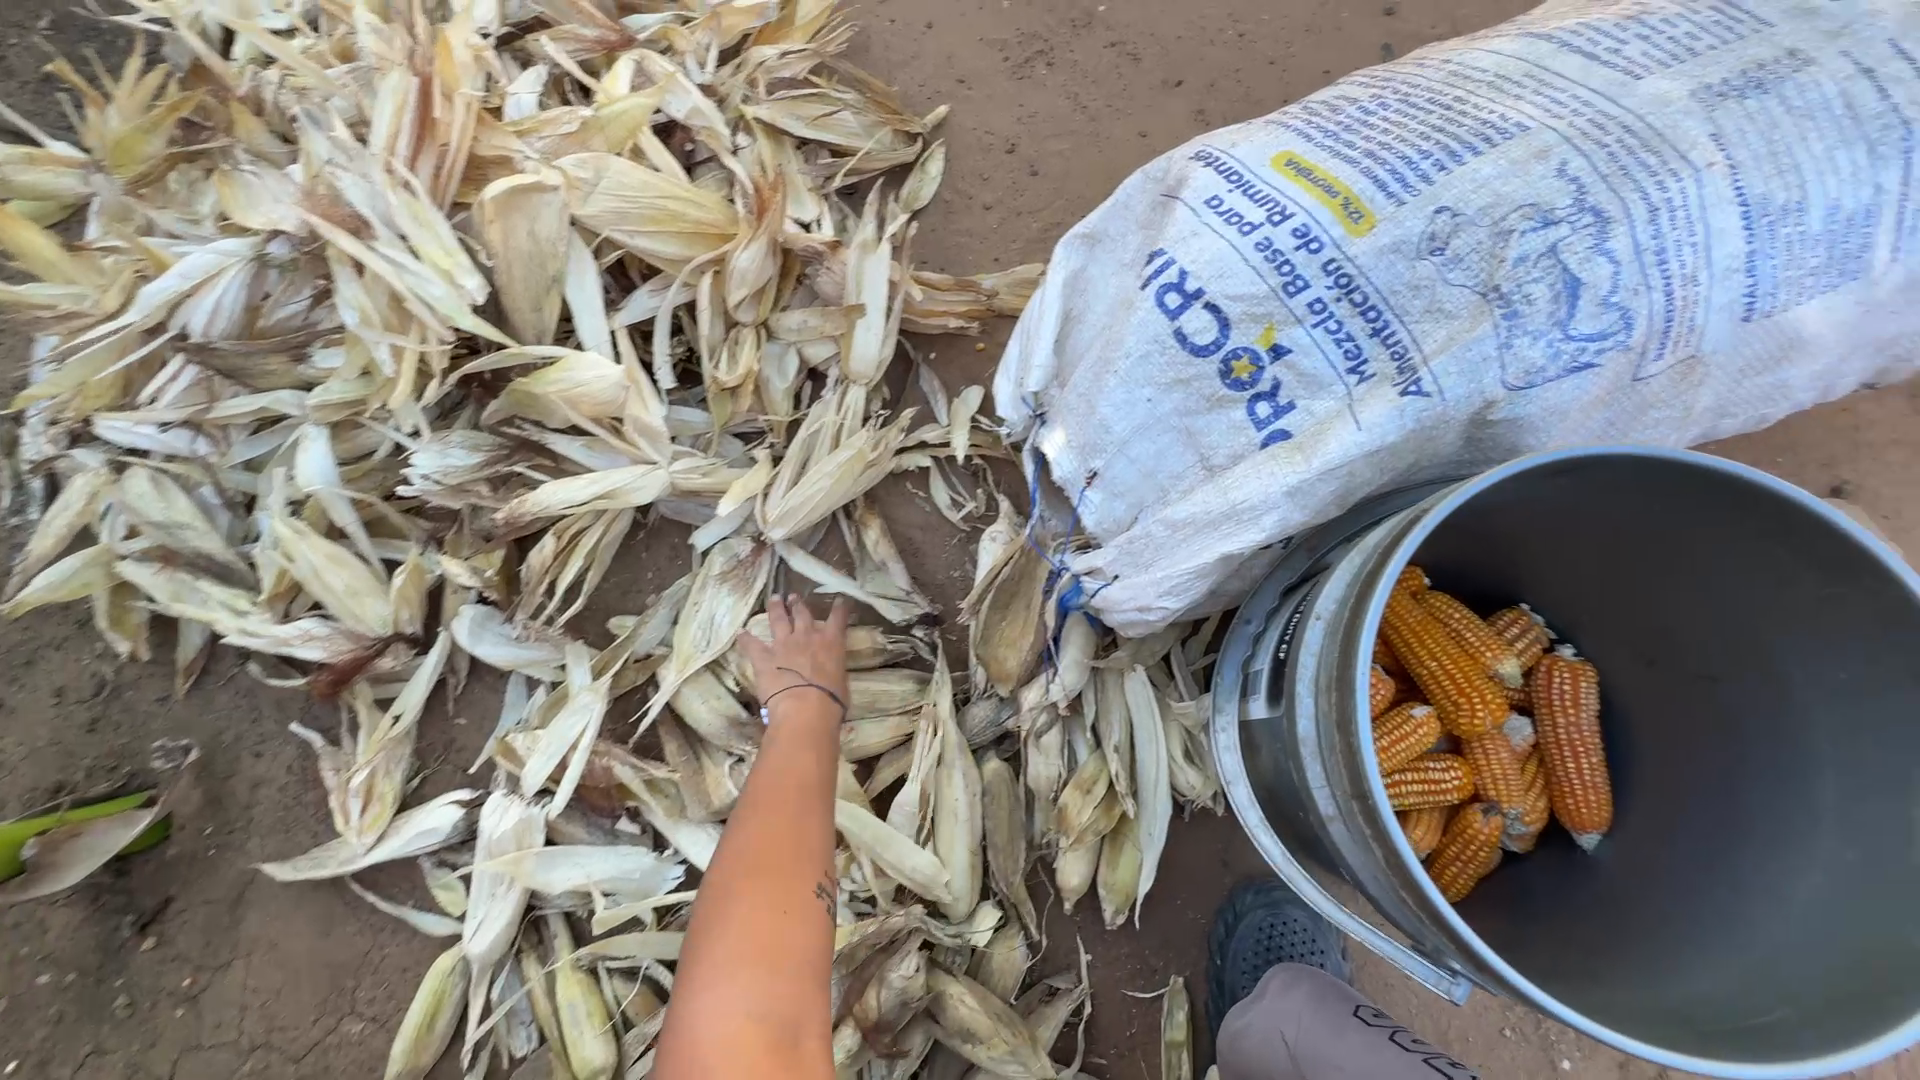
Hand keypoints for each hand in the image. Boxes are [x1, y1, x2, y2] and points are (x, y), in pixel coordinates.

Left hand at [736, 594, 850, 723]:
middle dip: (798, 604)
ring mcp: (783, 644)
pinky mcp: (764, 657)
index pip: (838, 618)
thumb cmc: (831, 699)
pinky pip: (751, 644)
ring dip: (776, 608)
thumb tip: (831, 674)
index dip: (839, 607)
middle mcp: (807, 636)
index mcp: (831, 642)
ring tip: (774, 599)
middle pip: (802, 613)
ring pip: (778, 619)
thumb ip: (834, 671)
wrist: (805, 707)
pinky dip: (745, 639)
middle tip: (793, 597)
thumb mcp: (841, 682)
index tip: (839, 599)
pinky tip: (740, 633)